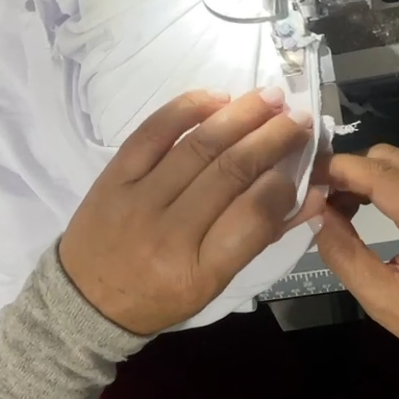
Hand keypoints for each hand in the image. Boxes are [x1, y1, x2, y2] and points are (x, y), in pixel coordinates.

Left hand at [60, 88, 324, 335]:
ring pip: (197, 146)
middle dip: (272, 138)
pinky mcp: (113, 176)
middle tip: (300, 117)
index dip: (283, 183)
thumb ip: (263, 235)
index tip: (301, 161)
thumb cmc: (160, 296)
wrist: (86, 300)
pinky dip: (187, 108)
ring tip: (271, 98)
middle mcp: (168, 232)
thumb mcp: (215, 282)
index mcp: (199, 271)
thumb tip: (312, 194)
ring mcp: (137, 199)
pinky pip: (152, 132)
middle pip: (230, 171)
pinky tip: (218, 97)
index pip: (252, 216)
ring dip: (240, 115)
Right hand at [313, 145, 398, 367]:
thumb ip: (345, 254)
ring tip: (336, 204)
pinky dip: (382, 182)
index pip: (381, 174)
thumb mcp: (383, 299)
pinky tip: (361, 205)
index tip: (306, 177)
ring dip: (364, 175)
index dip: (340, 169)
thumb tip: (318, 215)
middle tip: (319, 196)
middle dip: (350, 170)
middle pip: (390, 158)